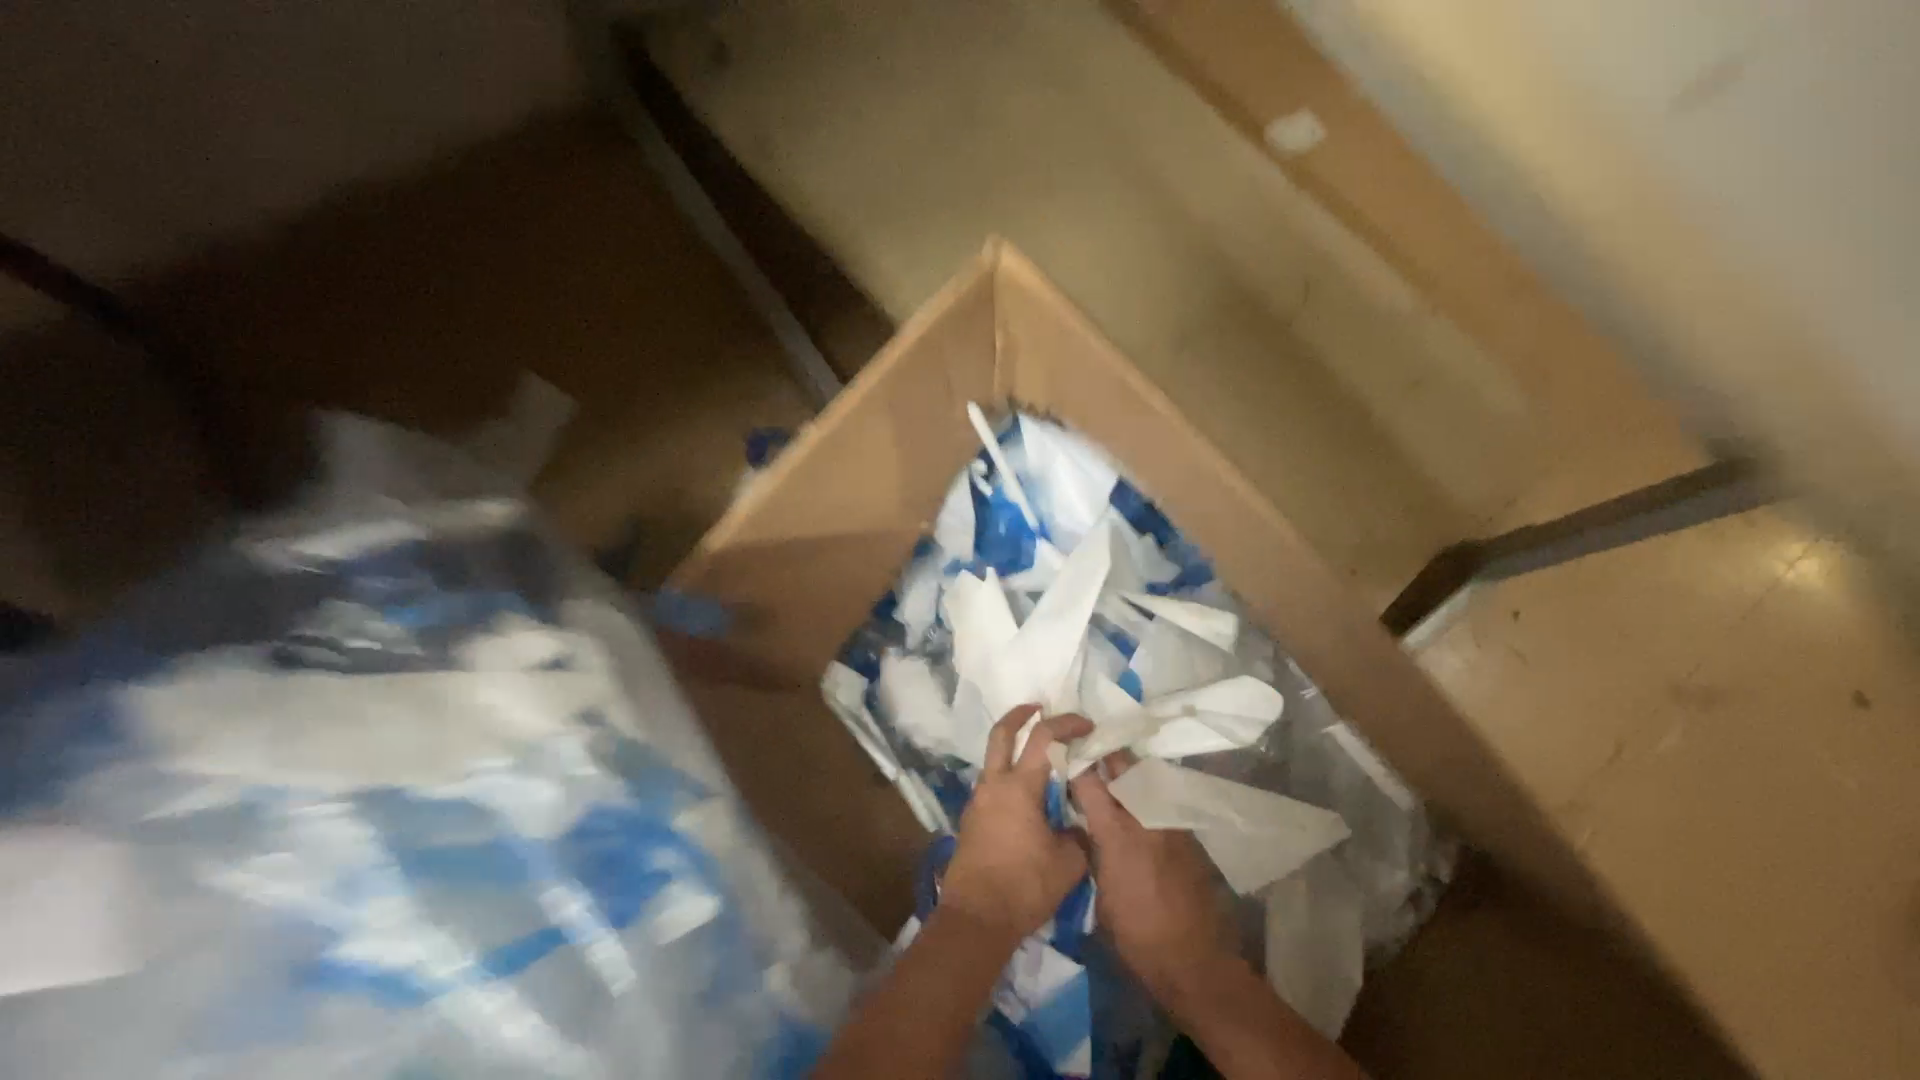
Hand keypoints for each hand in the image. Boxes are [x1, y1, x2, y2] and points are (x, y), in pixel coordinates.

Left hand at [941, 705, 1092, 942]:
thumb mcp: (1069, 862)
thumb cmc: (1025, 886)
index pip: (1043, 737)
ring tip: (1042, 758)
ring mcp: (978, 803)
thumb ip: (1079, 834)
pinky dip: (1009, 777)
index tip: (1087, 725)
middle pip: (1000, 735)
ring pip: (993, 761)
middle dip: (1019, 715)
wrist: (976, 919)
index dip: (1066, 723)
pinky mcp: (972, 822)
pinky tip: (1030, 797)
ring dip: (1014, 750)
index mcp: (1018, 787)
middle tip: (1038, 707)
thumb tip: (1077, 825)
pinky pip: (992, 786)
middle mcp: (993, 786)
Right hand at [1070, 753, 1243, 1011]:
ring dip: (1127, 770)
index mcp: (1115, 832)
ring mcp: (1170, 822)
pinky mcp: (1187, 833)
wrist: (1192, 957)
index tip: (1061, 753)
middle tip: (1087, 748)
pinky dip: (1146, 794)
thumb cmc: (1135, 934)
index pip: (1089, 781)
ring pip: (1146, 777)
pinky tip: (1134, 803)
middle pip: (1123, 766)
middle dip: (1104, 754)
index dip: (1074, 763)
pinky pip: (1161, 800)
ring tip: (1109, 770)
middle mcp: (1144, 816)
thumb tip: (1085, 832)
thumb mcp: (1098, 893)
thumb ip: (1092, 852)